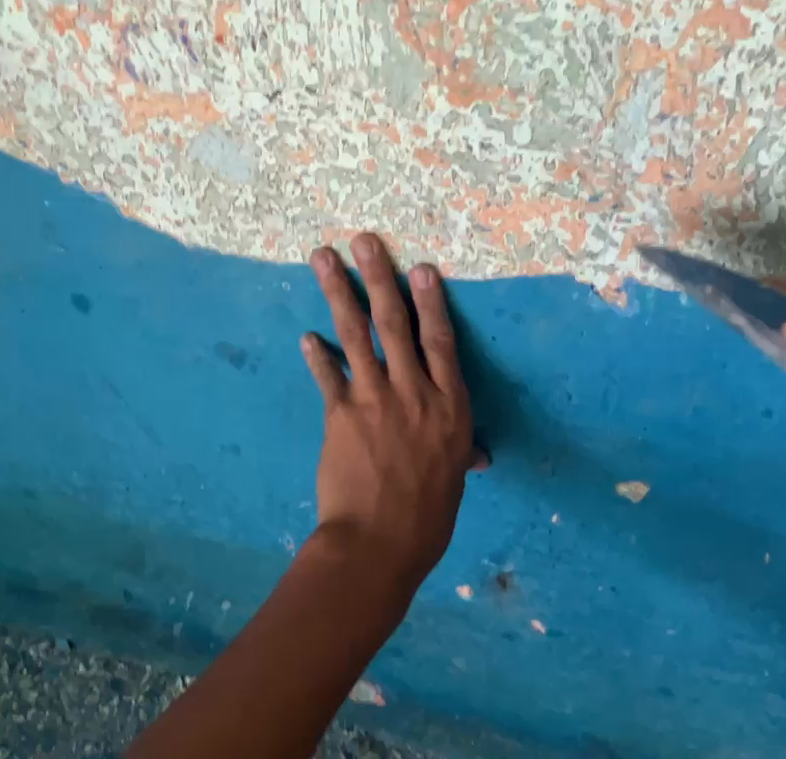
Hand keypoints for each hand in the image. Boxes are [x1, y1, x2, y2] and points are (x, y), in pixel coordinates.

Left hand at [302, 233, 482, 588]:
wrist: (379, 545)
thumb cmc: (427, 517)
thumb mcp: (453, 479)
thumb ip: (460, 452)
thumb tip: (479, 454)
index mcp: (448, 405)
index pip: (440, 340)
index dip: (431, 301)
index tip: (420, 267)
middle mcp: (413, 392)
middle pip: (394, 323)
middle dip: (378, 277)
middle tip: (363, 240)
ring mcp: (374, 400)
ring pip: (356, 335)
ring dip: (337, 293)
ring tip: (322, 259)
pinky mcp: (340, 415)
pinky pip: (328, 376)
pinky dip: (317, 355)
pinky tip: (306, 335)